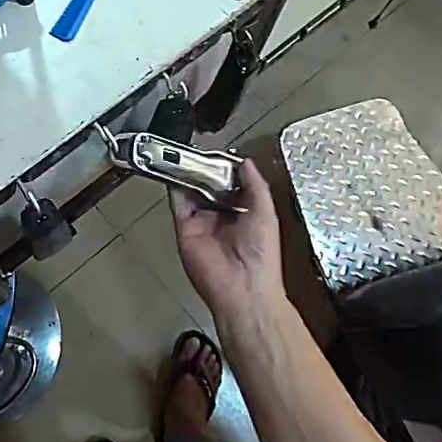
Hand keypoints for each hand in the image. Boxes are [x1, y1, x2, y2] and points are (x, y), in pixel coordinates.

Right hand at [170, 160, 284, 327]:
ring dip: (189, 176)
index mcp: (245, 213)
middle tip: (201, 153)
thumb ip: (256, 184)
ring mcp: (203, 223)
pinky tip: (176, 173)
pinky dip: (175, 188)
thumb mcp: (266, 211)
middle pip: (209, 187)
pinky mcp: (186, 229)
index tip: (221, 154)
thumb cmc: (261, 258)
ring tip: (187, 157)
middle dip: (205, 170)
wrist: (243, 288)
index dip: (226, 169)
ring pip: (192, 192)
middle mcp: (222, 218)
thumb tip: (247, 163)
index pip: (231, 185)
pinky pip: (178, 205)